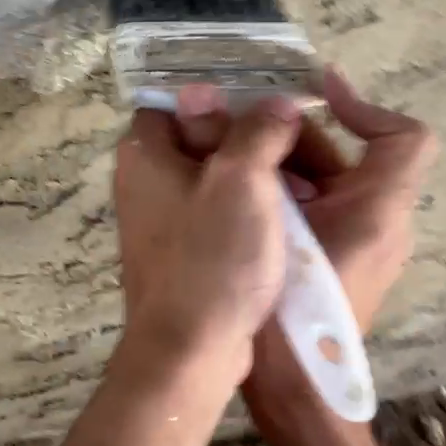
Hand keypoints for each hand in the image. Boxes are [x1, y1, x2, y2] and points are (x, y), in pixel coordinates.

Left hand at [114, 93, 303, 385]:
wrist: (187, 345)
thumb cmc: (211, 255)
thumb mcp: (241, 180)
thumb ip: (255, 132)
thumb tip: (275, 101)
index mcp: (143, 150)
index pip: (179, 103)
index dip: (225, 106)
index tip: (273, 121)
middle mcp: (141, 175)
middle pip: (201, 140)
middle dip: (252, 147)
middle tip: (302, 167)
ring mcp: (155, 214)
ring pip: (214, 178)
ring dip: (258, 183)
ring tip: (305, 198)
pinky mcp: (175, 248)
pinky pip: (215, 213)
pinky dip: (248, 214)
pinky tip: (286, 231)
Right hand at [172, 68, 437, 394]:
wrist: (291, 386)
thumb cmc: (291, 298)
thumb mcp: (269, 216)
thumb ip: (247, 153)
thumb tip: (215, 100)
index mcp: (377, 210)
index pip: (403, 138)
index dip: (361, 103)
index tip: (308, 85)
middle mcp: (372, 221)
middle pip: (337, 151)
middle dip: (280, 130)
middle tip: (222, 117)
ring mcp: (345, 243)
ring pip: (310, 178)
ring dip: (263, 156)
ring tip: (209, 150)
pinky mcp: (317, 258)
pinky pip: (297, 205)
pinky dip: (262, 186)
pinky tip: (217, 188)